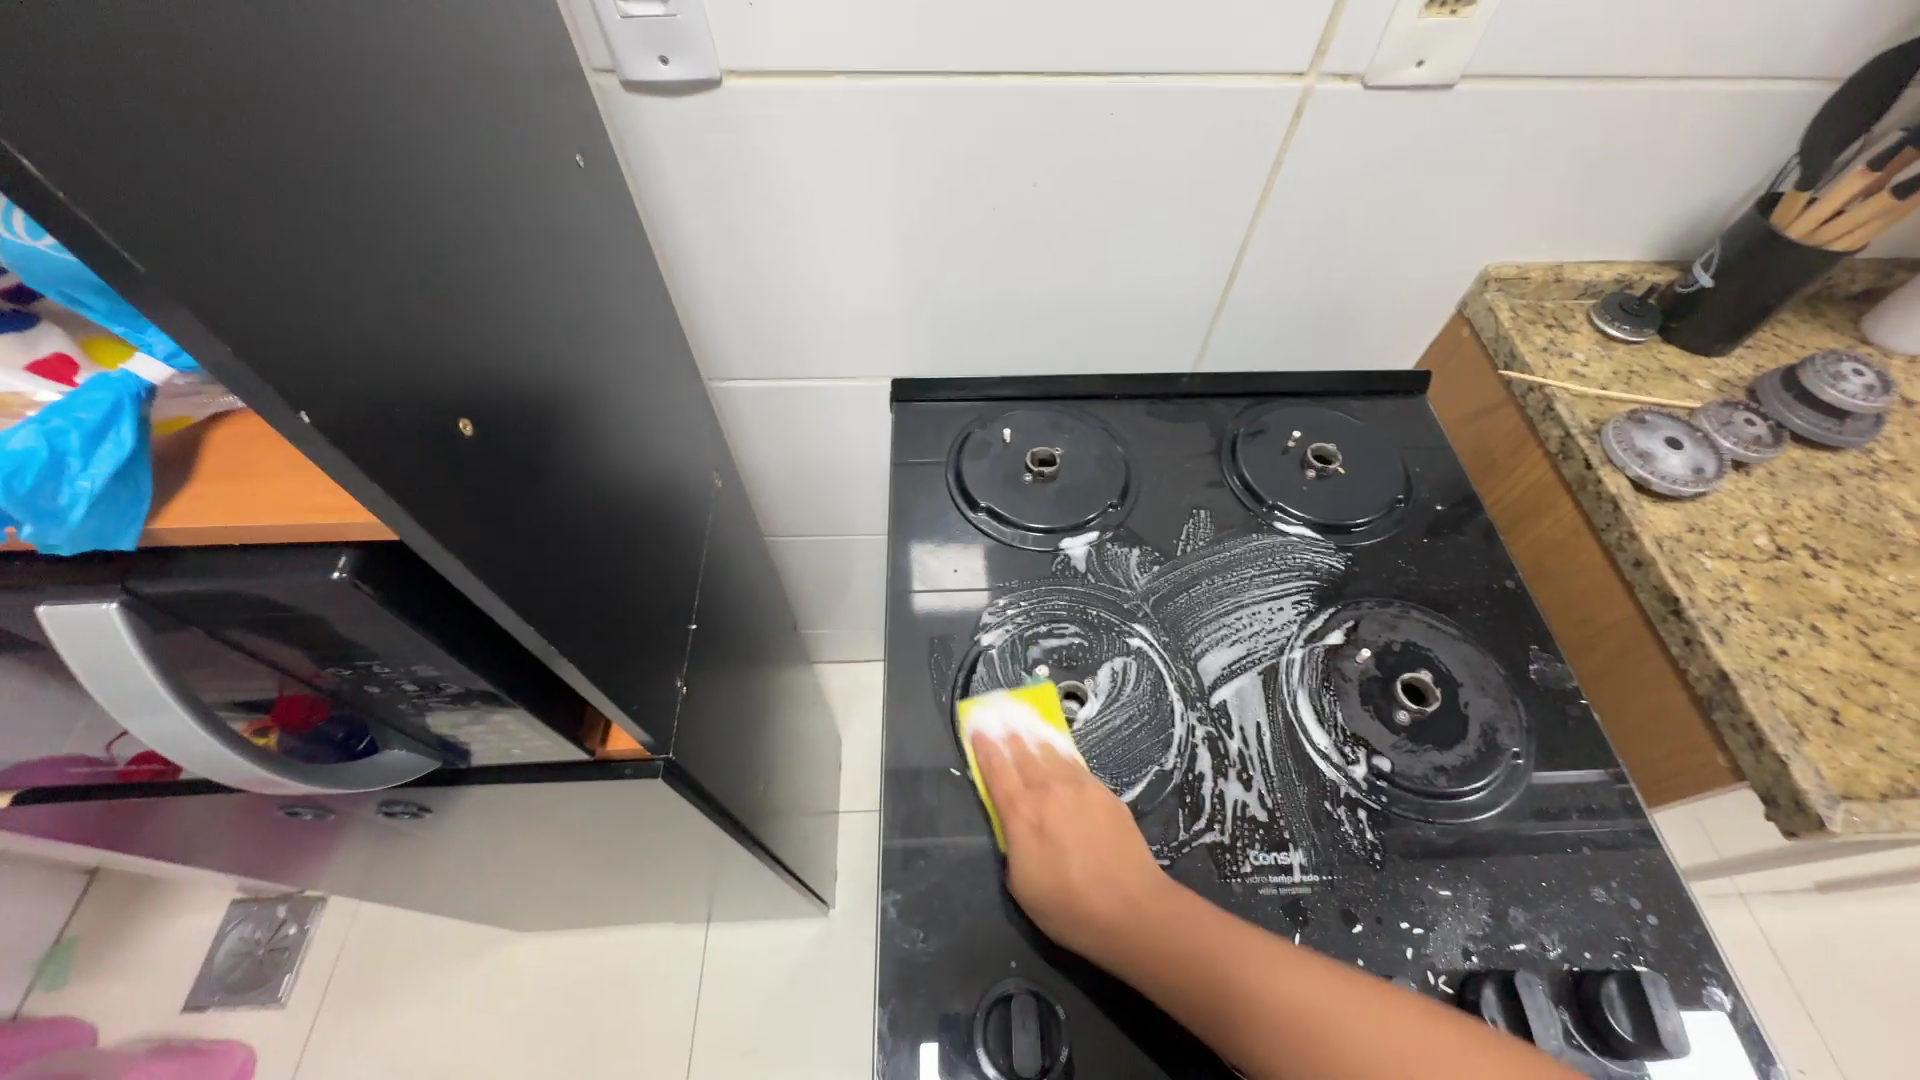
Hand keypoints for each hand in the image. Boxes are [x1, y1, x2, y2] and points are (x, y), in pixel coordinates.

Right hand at [970, 728, 1175, 963]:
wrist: (1131, 909)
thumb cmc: (1068, 907)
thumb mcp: (1021, 886)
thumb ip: (1013, 847)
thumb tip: (1015, 828)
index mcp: (1021, 813)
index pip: (996, 770)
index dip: (984, 747)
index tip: (977, 727)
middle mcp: (1048, 790)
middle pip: (1023, 753)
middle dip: (1008, 734)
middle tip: (999, 716)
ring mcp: (1080, 788)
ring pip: (1052, 752)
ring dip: (1035, 736)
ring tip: (1026, 722)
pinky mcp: (1105, 793)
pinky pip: (1077, 764)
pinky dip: (1062, 752)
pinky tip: (1059, 748)